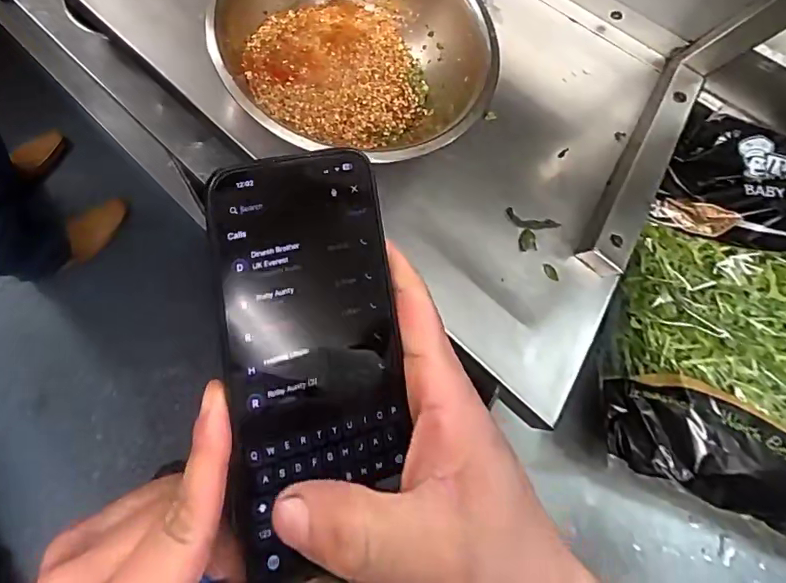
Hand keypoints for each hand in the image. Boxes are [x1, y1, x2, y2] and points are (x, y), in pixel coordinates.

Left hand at [38, 382, 244, 582]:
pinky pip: (128, 510)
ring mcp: (64, 556)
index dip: (206, 461)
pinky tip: (171, 548)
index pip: (176, 525)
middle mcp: (77, 572)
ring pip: (151, 500)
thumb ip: (208, 574)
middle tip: (241, 558)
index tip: (220, 400)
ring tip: (210, 559)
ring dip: (190, 518)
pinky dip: (159, 519)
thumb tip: (236, 551)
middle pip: (171, 510)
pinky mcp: (61, 547)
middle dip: (216, 519)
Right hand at [271, 244, 592, 582]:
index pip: (417, 313)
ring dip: (334, 374)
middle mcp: (431, 408)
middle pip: (384, 343)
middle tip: (295, 295)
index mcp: (445, 397)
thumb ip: (359, 526)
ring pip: (370, 390)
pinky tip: (299, 437)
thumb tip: (284, 502)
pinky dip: (333, 424)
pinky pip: (362, 434)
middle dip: (345, 315)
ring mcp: (420, 441)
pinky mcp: (409, 474)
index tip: (360, 236)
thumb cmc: (503, 565)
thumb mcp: (428, 544)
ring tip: (282, 357)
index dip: (392, 269)